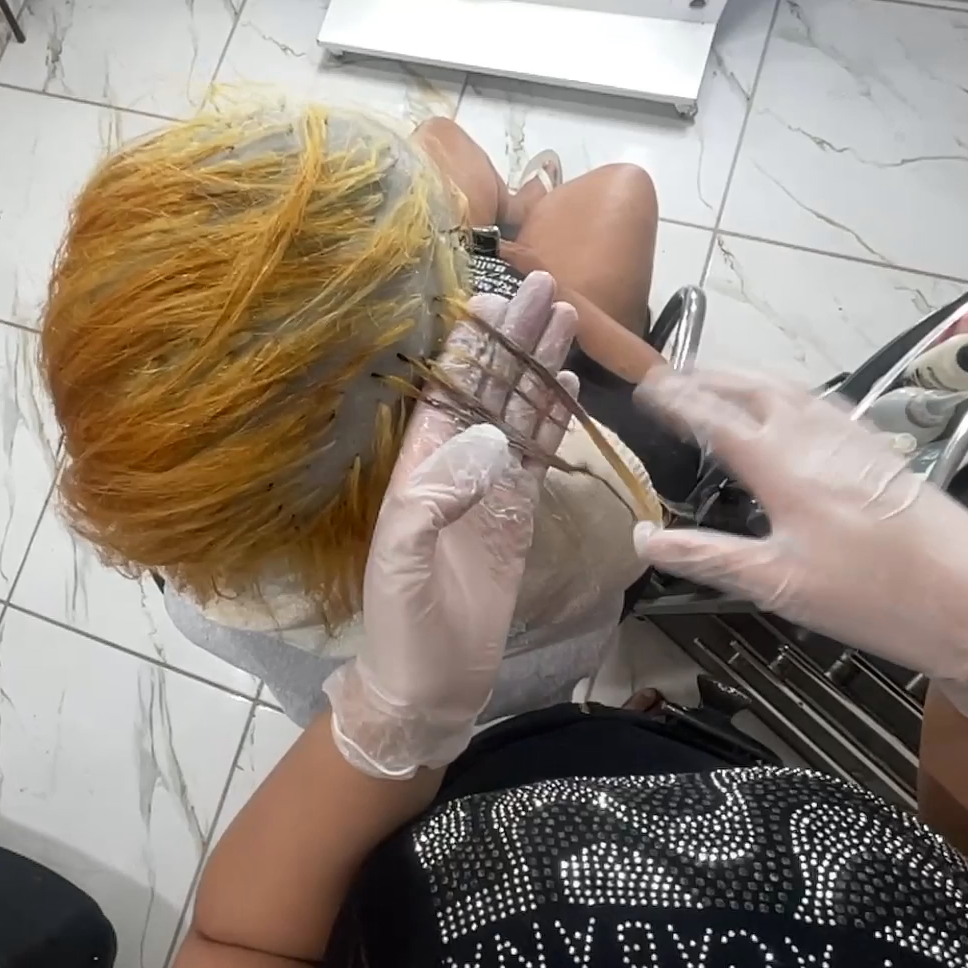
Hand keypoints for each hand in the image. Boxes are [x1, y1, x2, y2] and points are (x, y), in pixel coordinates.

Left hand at [325, 273, 578, 776]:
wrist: (432, 679)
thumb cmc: (404, 623)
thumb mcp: (403, 559)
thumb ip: (436, 497)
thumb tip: (489, 443)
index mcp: (419, 470)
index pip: (446, 394)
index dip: (469, 350)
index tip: (491, 303)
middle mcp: (454, 468)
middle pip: (489, 392)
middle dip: (514, 341)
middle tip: (544, 287)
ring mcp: (489, 490)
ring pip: (518, 415)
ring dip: (538, 367)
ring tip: (564, 319)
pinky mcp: (518, 516)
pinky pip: (538, 457)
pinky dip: (551, 419)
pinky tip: (563, 384)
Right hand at [632, 368, 967, 742]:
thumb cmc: (875, 597)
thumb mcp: (778, 585)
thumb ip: (705, 557)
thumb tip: (640, 538)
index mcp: (785, 469)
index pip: (718, 420)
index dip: (678, 401)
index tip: (645, 388)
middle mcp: (817, 441)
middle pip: (754, 389)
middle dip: (707, 375)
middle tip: (669, 374)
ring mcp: (853, 441)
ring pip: (789, 390)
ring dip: (743, 376)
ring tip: (712, 378)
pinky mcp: (878, 452)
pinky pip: (818, 402)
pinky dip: (781, 390)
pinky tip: (781, 404)